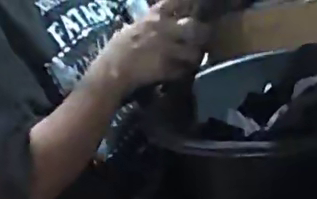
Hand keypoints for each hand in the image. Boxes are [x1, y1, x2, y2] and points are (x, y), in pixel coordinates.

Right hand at [90, 0, 208, 95]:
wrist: (113, 70)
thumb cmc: (117, 49)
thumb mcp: (133, 28)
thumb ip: (148, 24)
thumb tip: (156, 22)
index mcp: (155, 16)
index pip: (178, 2)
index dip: (190, 4)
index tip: (195, 8)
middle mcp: (164, 29)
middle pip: (193, 27)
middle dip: (201, 33)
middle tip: (203, 39)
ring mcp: (167, 50)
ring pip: (193, 51)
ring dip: (196, 55)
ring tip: (195, 59)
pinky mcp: (166, 69)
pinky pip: (183, 70)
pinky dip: (186, 71)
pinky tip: (184, 72)